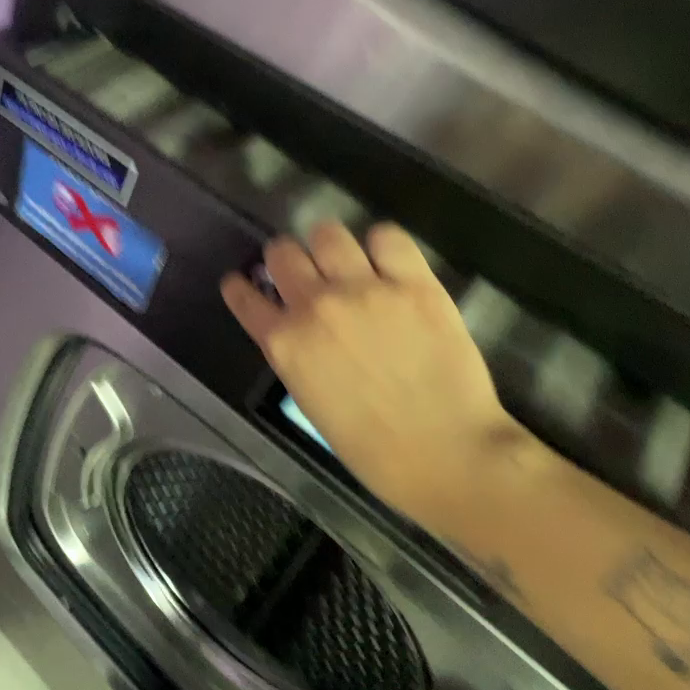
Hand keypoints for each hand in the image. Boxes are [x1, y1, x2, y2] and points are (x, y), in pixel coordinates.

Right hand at [220, 220, 522, 516]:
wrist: (448, 455)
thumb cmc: (374, 449)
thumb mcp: (311, 402)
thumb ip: (298, 356)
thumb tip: (302, 331)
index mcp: (284, 343)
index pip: (244, 296)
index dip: (241, 287)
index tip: (245, 284)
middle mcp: (315, 306)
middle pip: (282, 252)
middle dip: (286, 259)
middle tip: (304, 271)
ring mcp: (364, 290)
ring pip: (328, 234)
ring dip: (329, 246)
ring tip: (345, 260)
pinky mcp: (413, 284)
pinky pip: (387, 237)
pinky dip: (382, 244)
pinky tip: (387, 261)